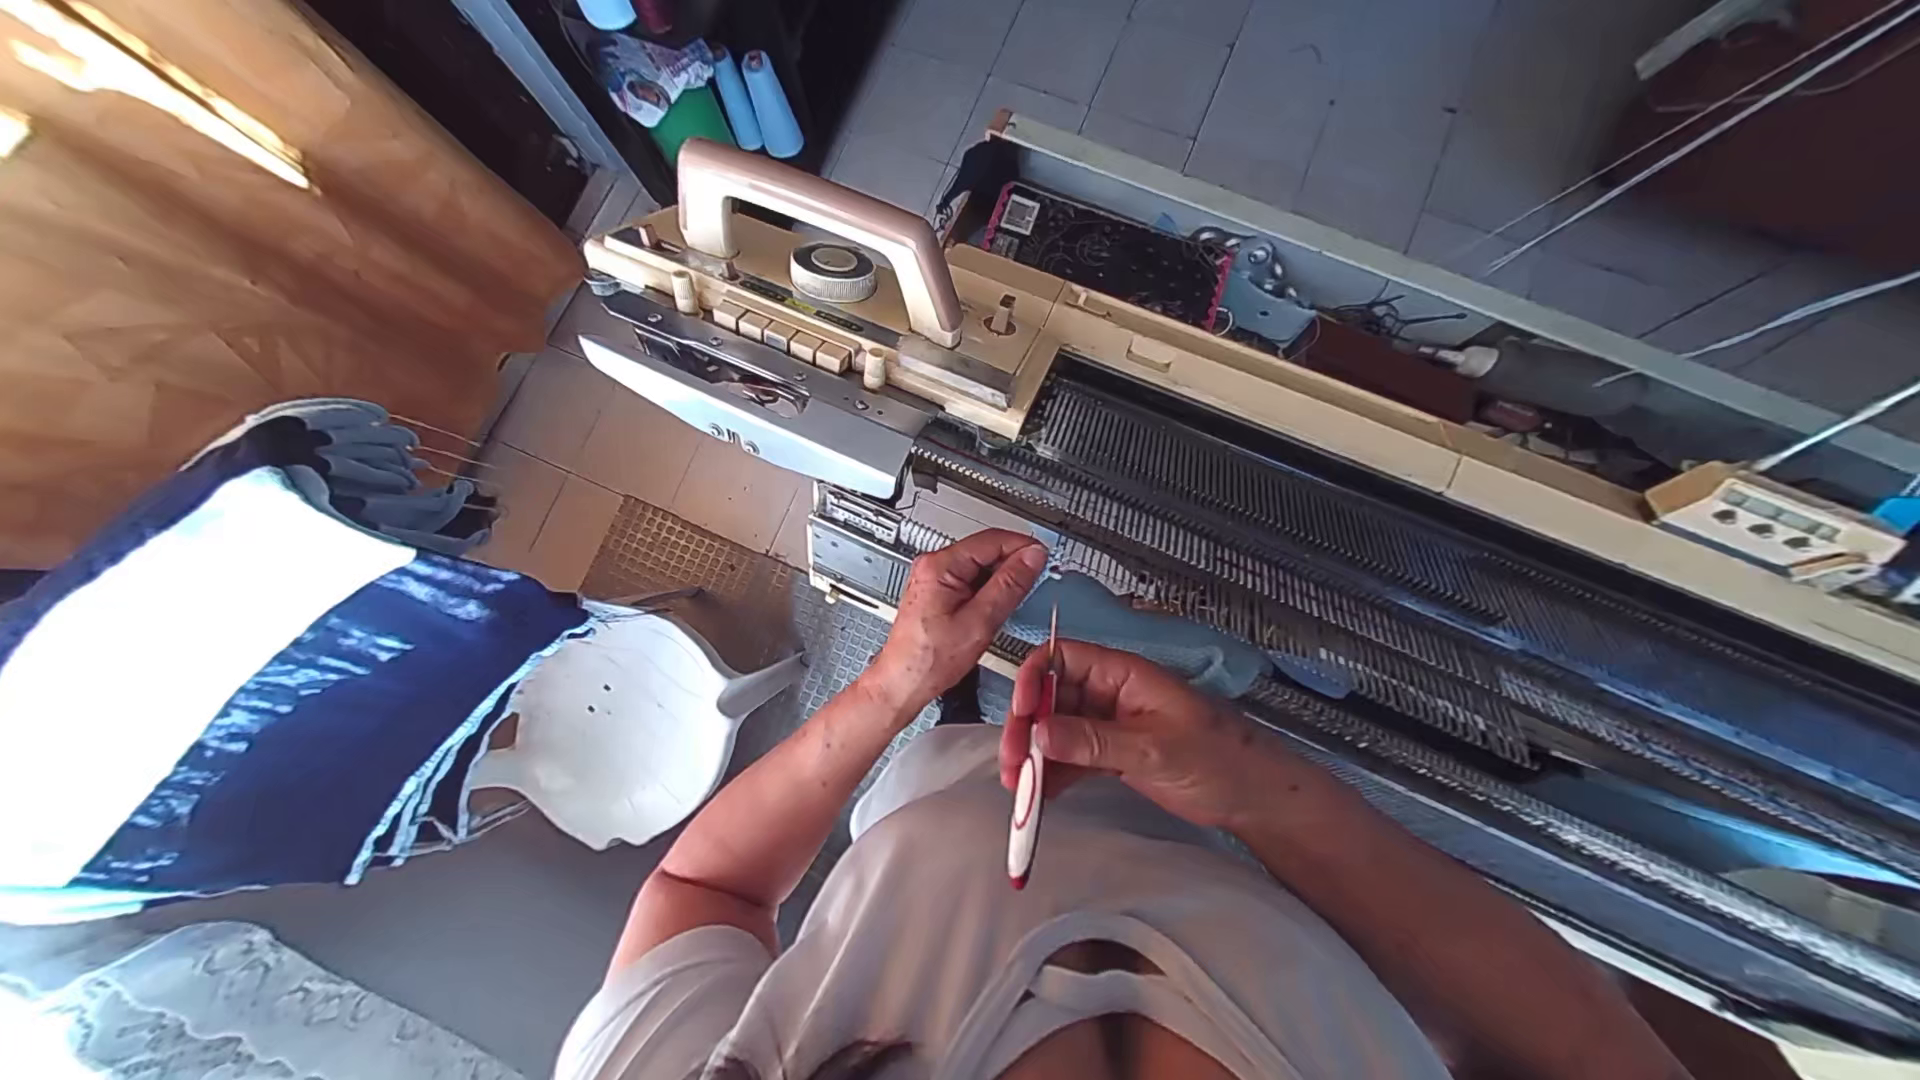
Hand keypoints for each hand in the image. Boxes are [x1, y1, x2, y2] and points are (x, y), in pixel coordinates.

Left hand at [863, 529, 1048, 719]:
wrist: (903, 682)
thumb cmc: (929, 659)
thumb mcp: (980, 622)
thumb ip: (1010, 585)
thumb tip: (1031, 558)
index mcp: (940, 565)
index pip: (992, 539)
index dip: (1023, 547)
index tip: (1043, 559)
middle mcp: (933, 565)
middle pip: (986, 549)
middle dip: (1013, 564)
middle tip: (1032, 583)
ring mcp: (933, 577)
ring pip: (980, 565)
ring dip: (1000, 579)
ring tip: (1008, 604)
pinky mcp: (936, 591)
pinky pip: (970, 579)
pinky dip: (987, 590)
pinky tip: (991, 610)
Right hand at [999, 641, 1292, 829]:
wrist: (1254, 797)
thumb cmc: (1217, 756)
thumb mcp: (1153, 748)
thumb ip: (1094, 741)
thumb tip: (1040, 733)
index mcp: (1121, 672)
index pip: (1062, 658)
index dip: (1034, 679)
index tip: (1021, 714)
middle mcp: (1107, 692)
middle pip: (1050, 696)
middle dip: (1026, 726)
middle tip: (1011, 762)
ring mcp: (1107, 723)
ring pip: (1056, 729)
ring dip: (1034, 754)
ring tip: (1018, 786)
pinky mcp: (1110, 753)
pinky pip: (1071, 756)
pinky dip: (1054, 773)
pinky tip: (1040, 795)